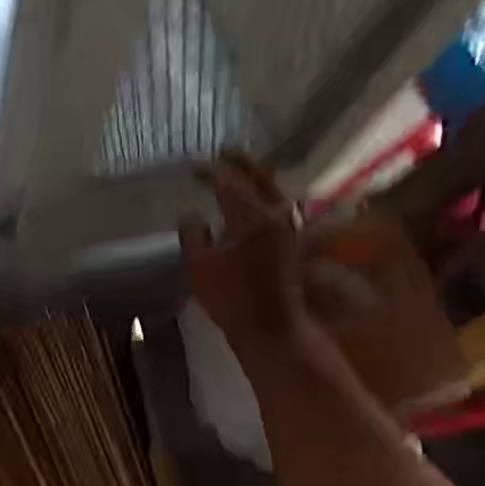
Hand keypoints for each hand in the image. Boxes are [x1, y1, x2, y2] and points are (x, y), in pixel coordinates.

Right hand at [179, 152, 315, 350]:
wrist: (272, 331)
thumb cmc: (233, 300)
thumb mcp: (199, 268)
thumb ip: (192, 234)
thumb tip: (190, 212)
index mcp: (252, 214)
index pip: (227, 179)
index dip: (208, 170)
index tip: (192, 168)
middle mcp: (276, 211)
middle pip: (259, 174)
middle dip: (238, 162)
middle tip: (221, 154)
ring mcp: (290, 225)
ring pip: (274, 188)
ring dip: (255, 177)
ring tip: (236, 174)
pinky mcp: (294, 240)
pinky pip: (279, 205)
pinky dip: (264, 196)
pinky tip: (253, 202)